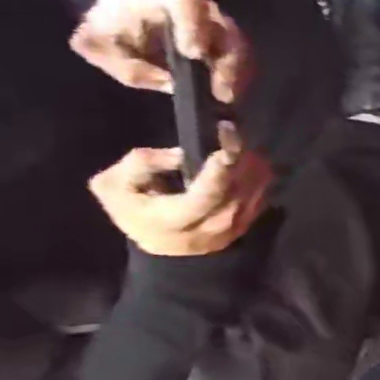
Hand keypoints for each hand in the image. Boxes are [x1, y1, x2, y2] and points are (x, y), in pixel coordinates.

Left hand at [71, 0, 250, 103]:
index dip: (195, 29)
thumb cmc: (112, 28)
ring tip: (226, 97)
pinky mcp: (232, 43)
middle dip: (227, 64)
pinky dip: (238, 78)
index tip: (194, 55)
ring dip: (237, 75)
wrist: (129, 16)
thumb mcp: (99, 46)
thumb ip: (126, 64)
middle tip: (222, 92)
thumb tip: (170, 84)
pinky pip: (243, 60)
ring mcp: (224, 28)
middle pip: (227, 34)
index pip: (188, 7)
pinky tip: (227, 93)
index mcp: (167, 1)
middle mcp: (206, 12)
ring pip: (240, 50)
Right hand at [89, 124, 273, 256]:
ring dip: (250, 161)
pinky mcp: (254, 217)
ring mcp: (240, 222)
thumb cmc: (136, 213)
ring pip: (257, 184)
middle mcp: (216, 222)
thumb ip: (141, 166)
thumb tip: (181, 154)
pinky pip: (264, 188)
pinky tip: (245, 158)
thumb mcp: (115, 187)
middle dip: (238, 156)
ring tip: (235, 142)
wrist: (169, 248)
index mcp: (178, 218)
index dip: (220, 169)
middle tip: (230, 131)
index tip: (225, 144)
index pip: (208, 194)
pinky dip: (258, 171)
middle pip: (239, 185)